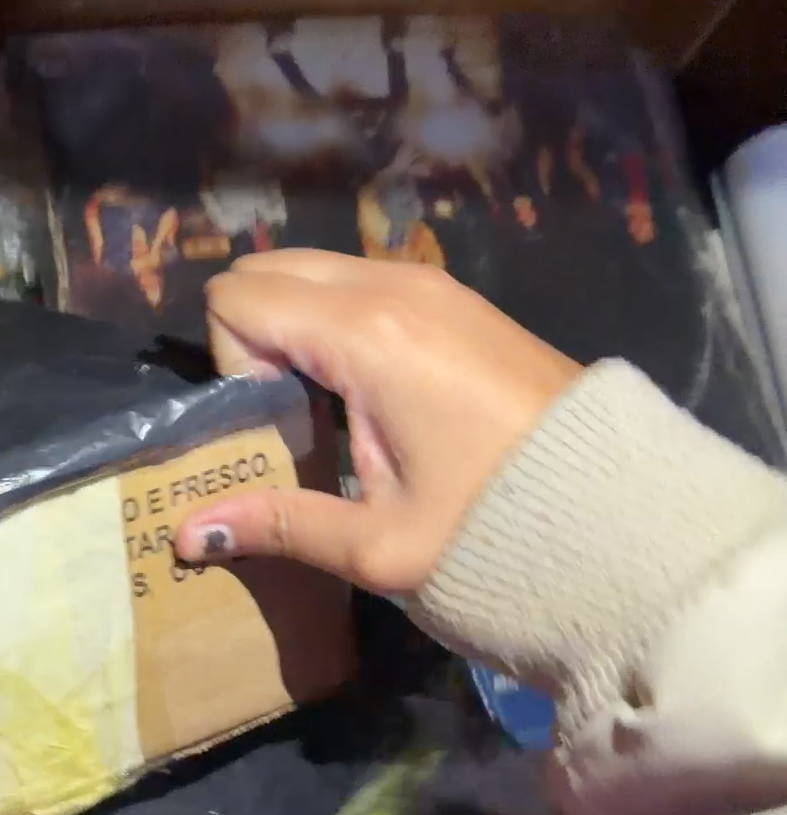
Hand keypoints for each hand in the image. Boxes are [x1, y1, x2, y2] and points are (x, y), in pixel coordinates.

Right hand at [174, 250, 580, 593]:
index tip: (267, 418)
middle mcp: (394, 287)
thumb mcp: (373, 544)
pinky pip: (346, 282)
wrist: (629, 520)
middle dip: (246, 332)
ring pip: (305, 270)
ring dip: (283, 325)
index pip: (237, 299)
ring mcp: (428, 285)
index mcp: (367, 334)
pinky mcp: (449, 299)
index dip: (229, 360)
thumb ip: (272, 524)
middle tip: (278, 406)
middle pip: (264, 269)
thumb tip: (184, 535)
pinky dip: (321, 320)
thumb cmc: (493, 529)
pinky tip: (348, 385)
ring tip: (311, 399)